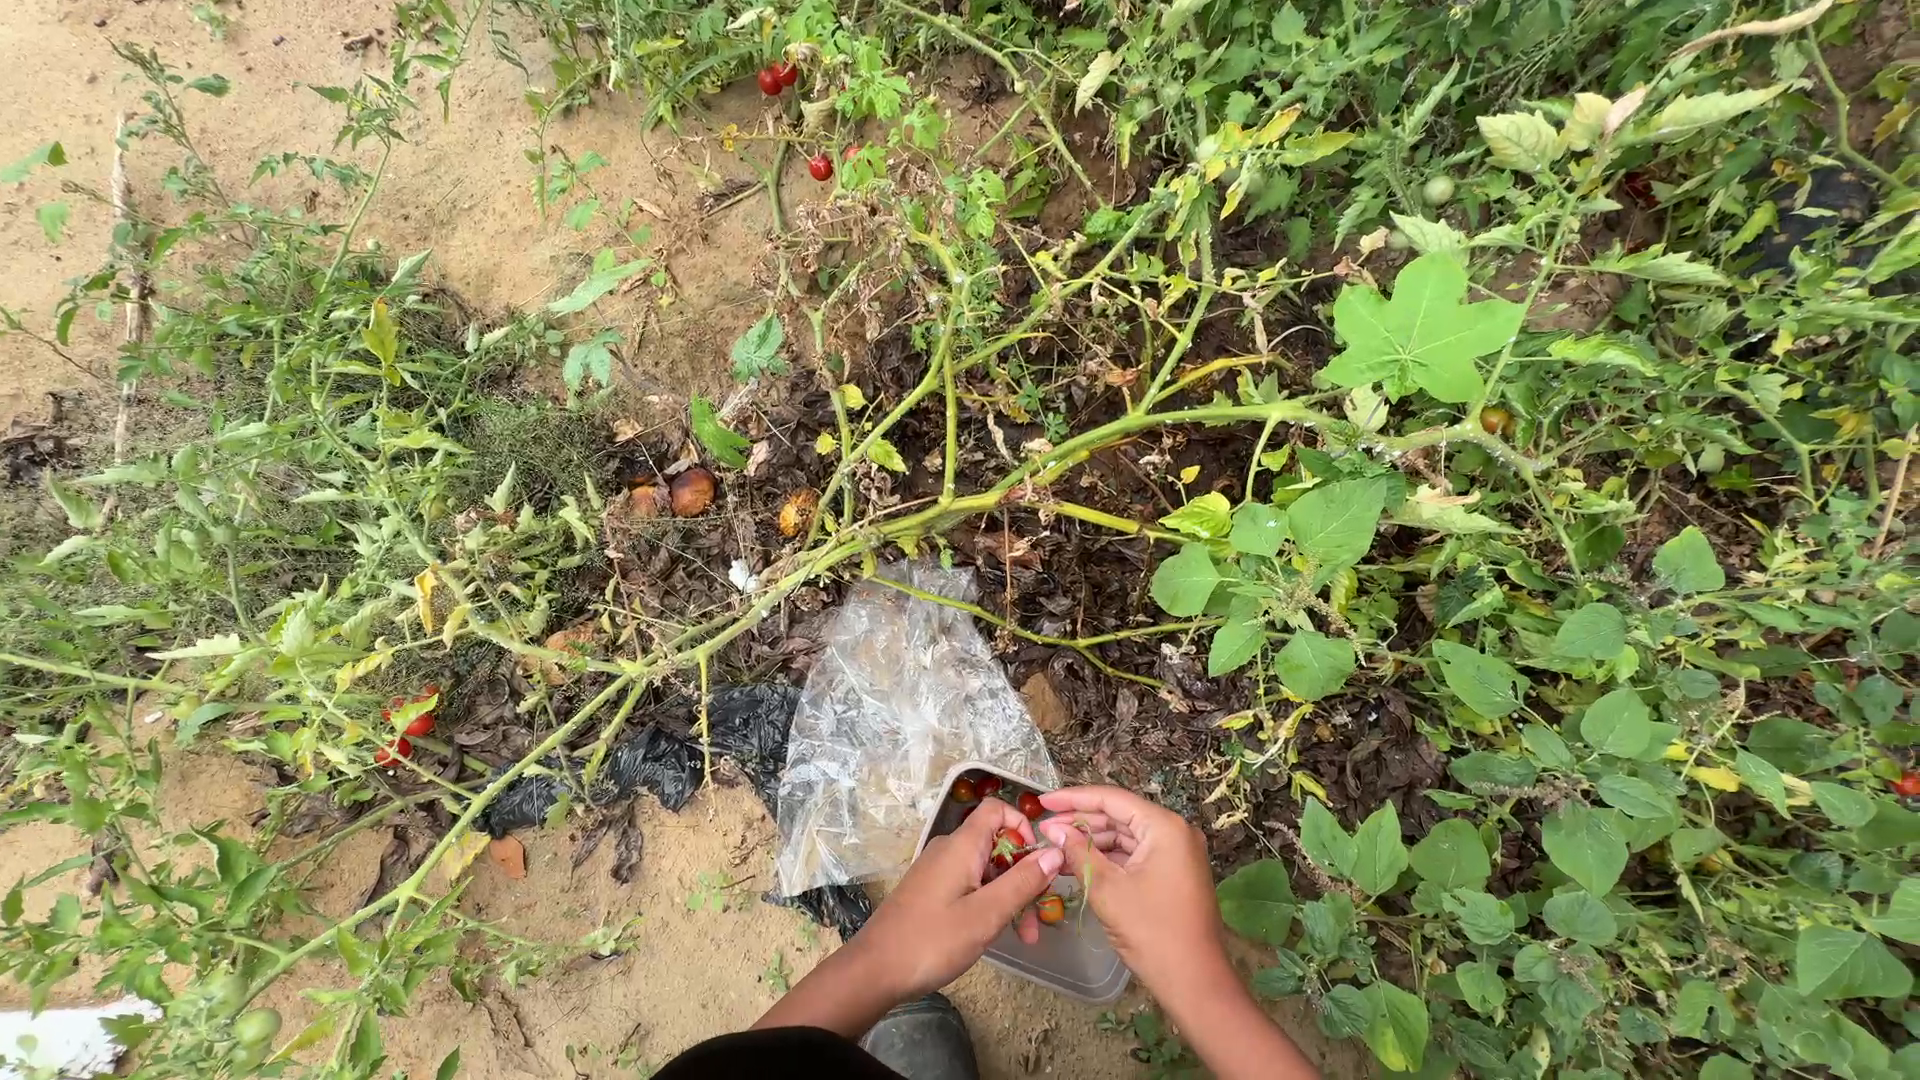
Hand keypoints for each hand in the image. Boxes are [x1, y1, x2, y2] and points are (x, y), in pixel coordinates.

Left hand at [848, 799, 1064, 1000]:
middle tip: (1039, 917)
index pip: (997, 809)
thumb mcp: (986, 914)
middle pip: (997, 844)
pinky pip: (970, 884)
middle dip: (1023, 875)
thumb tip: (1054, 850)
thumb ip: (1022, 882)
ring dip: (1009, 895)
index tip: (1040, 861)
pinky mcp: (932, 890)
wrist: (875, 969)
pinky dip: (989, 902)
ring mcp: (939, 870)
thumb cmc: (933, 939)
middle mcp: (950, 849)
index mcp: (962, 845)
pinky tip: (996, 932)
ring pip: (986, 869)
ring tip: (1025, 937)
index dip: (1023, 827)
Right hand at [1037, 786, 1229, 996]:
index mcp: (1164, 826)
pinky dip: (1107, 858)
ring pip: (1124, 836)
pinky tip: (1079, 863)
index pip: (1111, 799)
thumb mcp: (1107, 889)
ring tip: (1056, 847)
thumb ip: (1078, 852)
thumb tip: (1054, 830)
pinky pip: (1134, 854)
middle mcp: (1174, 832)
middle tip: (1045, 828)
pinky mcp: (1172, 872)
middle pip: (1118, 816)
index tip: (1043, 801)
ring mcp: (1176, 853)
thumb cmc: (1152, 933)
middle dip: (1080, 822)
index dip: (1073, 798)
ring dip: (1091, 841)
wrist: (1195, 984)